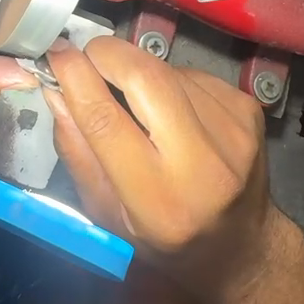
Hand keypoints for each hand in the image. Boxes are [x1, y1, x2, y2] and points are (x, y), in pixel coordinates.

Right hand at [46, 36, 284, 303]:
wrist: (244, 250)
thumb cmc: (162, 239)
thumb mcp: (104, 212)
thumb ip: (75, 150)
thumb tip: (54, 87)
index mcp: (157, 200)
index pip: (106, 120)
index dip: (75, 78)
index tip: (55, 53)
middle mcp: (202, 164)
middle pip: (145, 77)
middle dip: (107, 54)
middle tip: (88, 57)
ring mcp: (233, 131)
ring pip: (167, 69)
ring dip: (139, 70)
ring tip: (135, 97)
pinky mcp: (249, 108)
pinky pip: (191, 74)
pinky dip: (169, 80)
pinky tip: (170, 108)